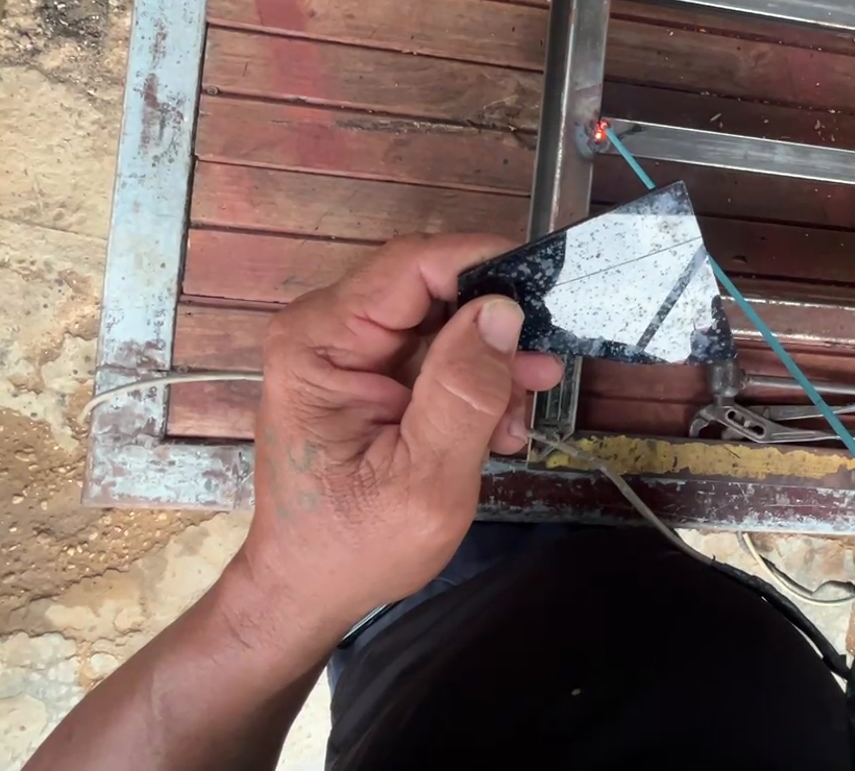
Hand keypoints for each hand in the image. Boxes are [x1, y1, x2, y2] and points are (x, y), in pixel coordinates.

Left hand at [234, 234, 564, 638]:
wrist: (309, 590)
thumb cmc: (355, 547)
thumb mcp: (424, 481)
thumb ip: (465, 393)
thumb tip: (503, 310)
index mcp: (322, 342)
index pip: (412, 265)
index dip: (483, 263)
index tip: (545, 289)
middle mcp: (329, 328)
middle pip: (433, 288)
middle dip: (494, 327)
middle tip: (539, 376)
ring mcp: (349, 348)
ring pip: (446, 318)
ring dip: (491, 362)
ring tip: (515, 421)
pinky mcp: (370, 369)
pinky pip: (440, 349)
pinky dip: (476, 380)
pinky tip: (496, 427)